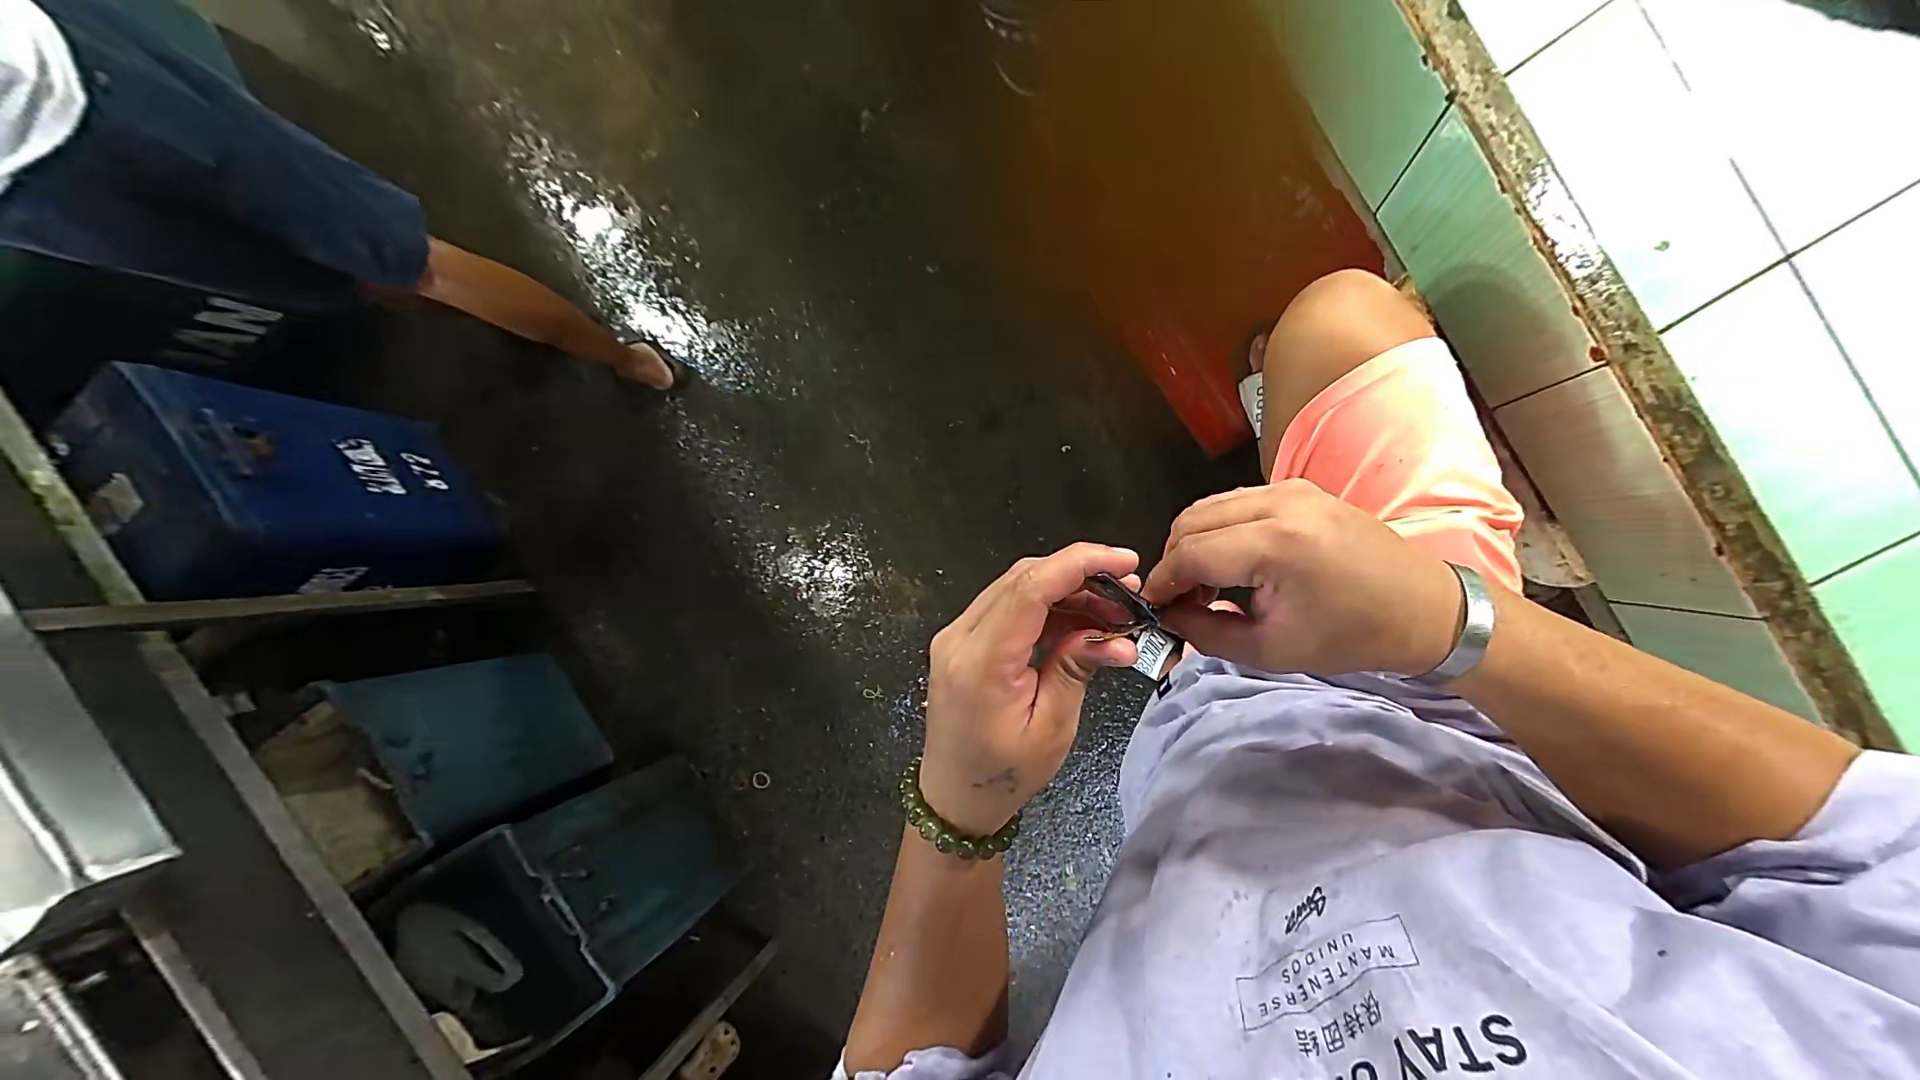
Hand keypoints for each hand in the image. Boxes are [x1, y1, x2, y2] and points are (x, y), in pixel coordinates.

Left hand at [921, 544, 1141, 834]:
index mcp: (981, 661)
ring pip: (1015, 586)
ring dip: (1065, 588)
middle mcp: (960, 637)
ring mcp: (956, 635)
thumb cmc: (1003, 773)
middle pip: (1022, 578)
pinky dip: (1045, 604)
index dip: (1080, 564)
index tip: (1124, 561)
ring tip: (1112, 608)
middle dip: (1080, 574)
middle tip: (1128, 591)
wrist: (953, 795)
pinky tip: (1079, 619)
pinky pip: (1006, 605)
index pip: (1030, 588)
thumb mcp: (1052, 726)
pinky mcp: (961, 640)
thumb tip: (1119, 638)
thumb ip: (1077, 668)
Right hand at [1140, 480, 1464, 676]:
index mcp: (1277, 545)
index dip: (1163, 581)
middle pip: (1191, 522)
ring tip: (1201, 581)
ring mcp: (1290, 488)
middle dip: (1173, 561)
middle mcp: (1280, 503)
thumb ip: (1206, 633)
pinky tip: (1227, 560)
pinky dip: (1215, 528)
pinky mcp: (1298, 487)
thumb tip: (1169, 615)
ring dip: (1191, 542)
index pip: (1191, 553)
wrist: (1427, 609)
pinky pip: (1233, 502)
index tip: (1154, 606)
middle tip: (1178, 597)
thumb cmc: (1354, 635)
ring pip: (1207, 507)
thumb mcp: (1272, 650)